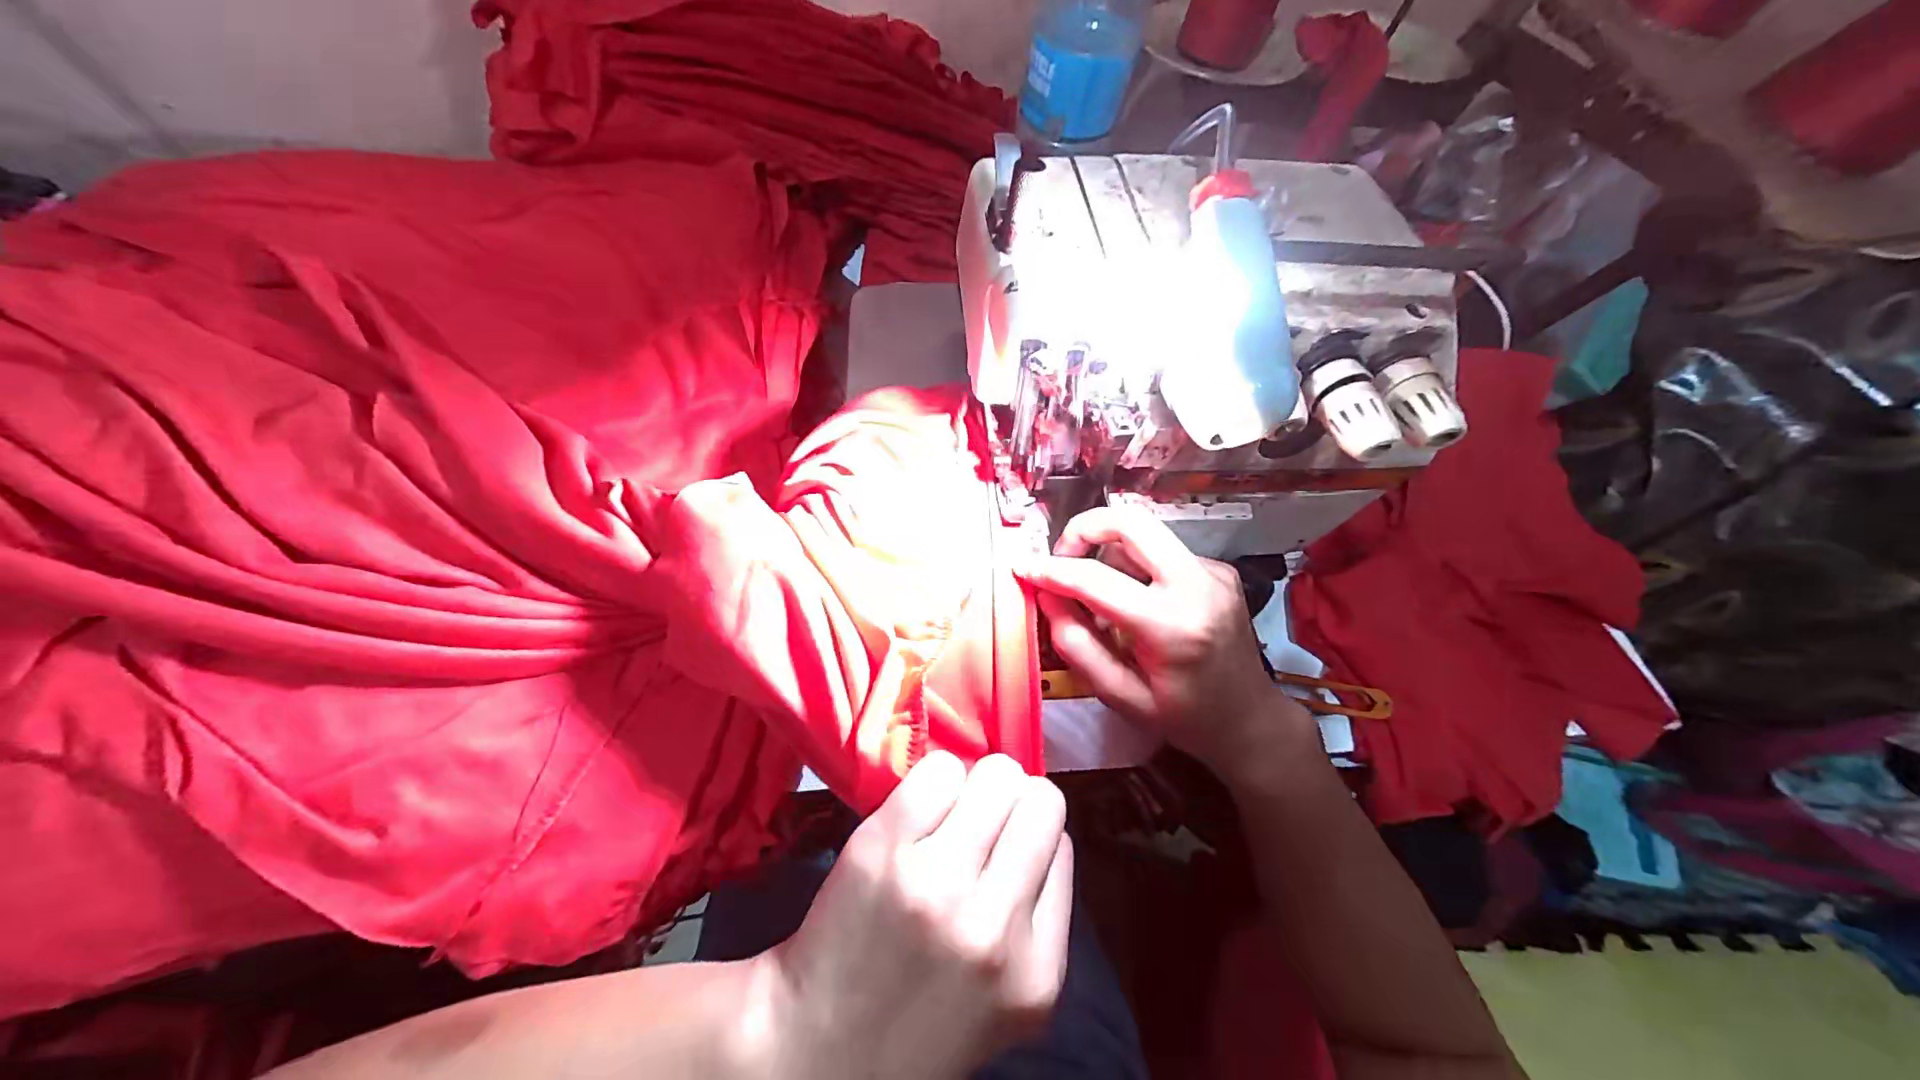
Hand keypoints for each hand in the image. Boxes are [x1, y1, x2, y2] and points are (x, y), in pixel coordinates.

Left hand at [740, 752, 1072, 1079]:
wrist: (813, 1047)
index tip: (1002, 844)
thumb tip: (1035, 819)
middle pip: (1042, 801)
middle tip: (979, 819)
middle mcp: (993, 926)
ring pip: (996, 775)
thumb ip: (1038, 915)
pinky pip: (939, 769)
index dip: (1029, 836)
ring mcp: (936, 883)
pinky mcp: (883, 848)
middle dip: (1014, 800)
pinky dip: (933, 779)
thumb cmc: (915, 1016)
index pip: (1062, 846)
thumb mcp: (1007, 995)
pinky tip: (914, 810)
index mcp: (1036, 972)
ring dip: (973, 786)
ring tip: (945, 816)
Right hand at [1016, 507, 1311, 775]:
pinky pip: (1162, 553)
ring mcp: (1213, 572)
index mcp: (1171, 625)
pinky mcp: (1218, 570)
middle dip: (1084, 529)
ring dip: (1111, 554)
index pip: (1096, 579)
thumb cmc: (1184, 718)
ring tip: (1105, 601)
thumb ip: (1076, 645)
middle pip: (1130, 521)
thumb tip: (1047, 596)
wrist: (1251, 720)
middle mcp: (1198, 586)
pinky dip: (1138, 569)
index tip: (1023, 567)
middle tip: (1063, 560)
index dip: (1050, 570)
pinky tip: (1141, 604)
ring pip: (1145, 535)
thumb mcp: (1120, 696)